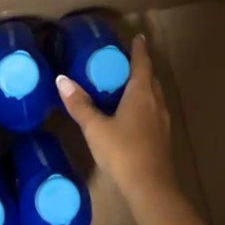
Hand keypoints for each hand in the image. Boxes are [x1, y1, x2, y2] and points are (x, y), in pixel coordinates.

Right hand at [56, 36, 176, 204]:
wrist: (150, 187)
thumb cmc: (123, 152)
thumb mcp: (95, 128)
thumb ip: (80, 105)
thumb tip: (62, 79)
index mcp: (142, 93)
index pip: (142, 63)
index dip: (139, 50)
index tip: (138, 37)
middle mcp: (156, 102)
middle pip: (151, 78)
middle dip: (142, 67)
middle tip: (127, 61)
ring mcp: (162, 121)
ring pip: (155, 95)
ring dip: (145, 86)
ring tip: (129, 85)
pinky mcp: (162, 137)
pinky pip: (155, 110)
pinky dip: (146, 103)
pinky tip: (134, 114)